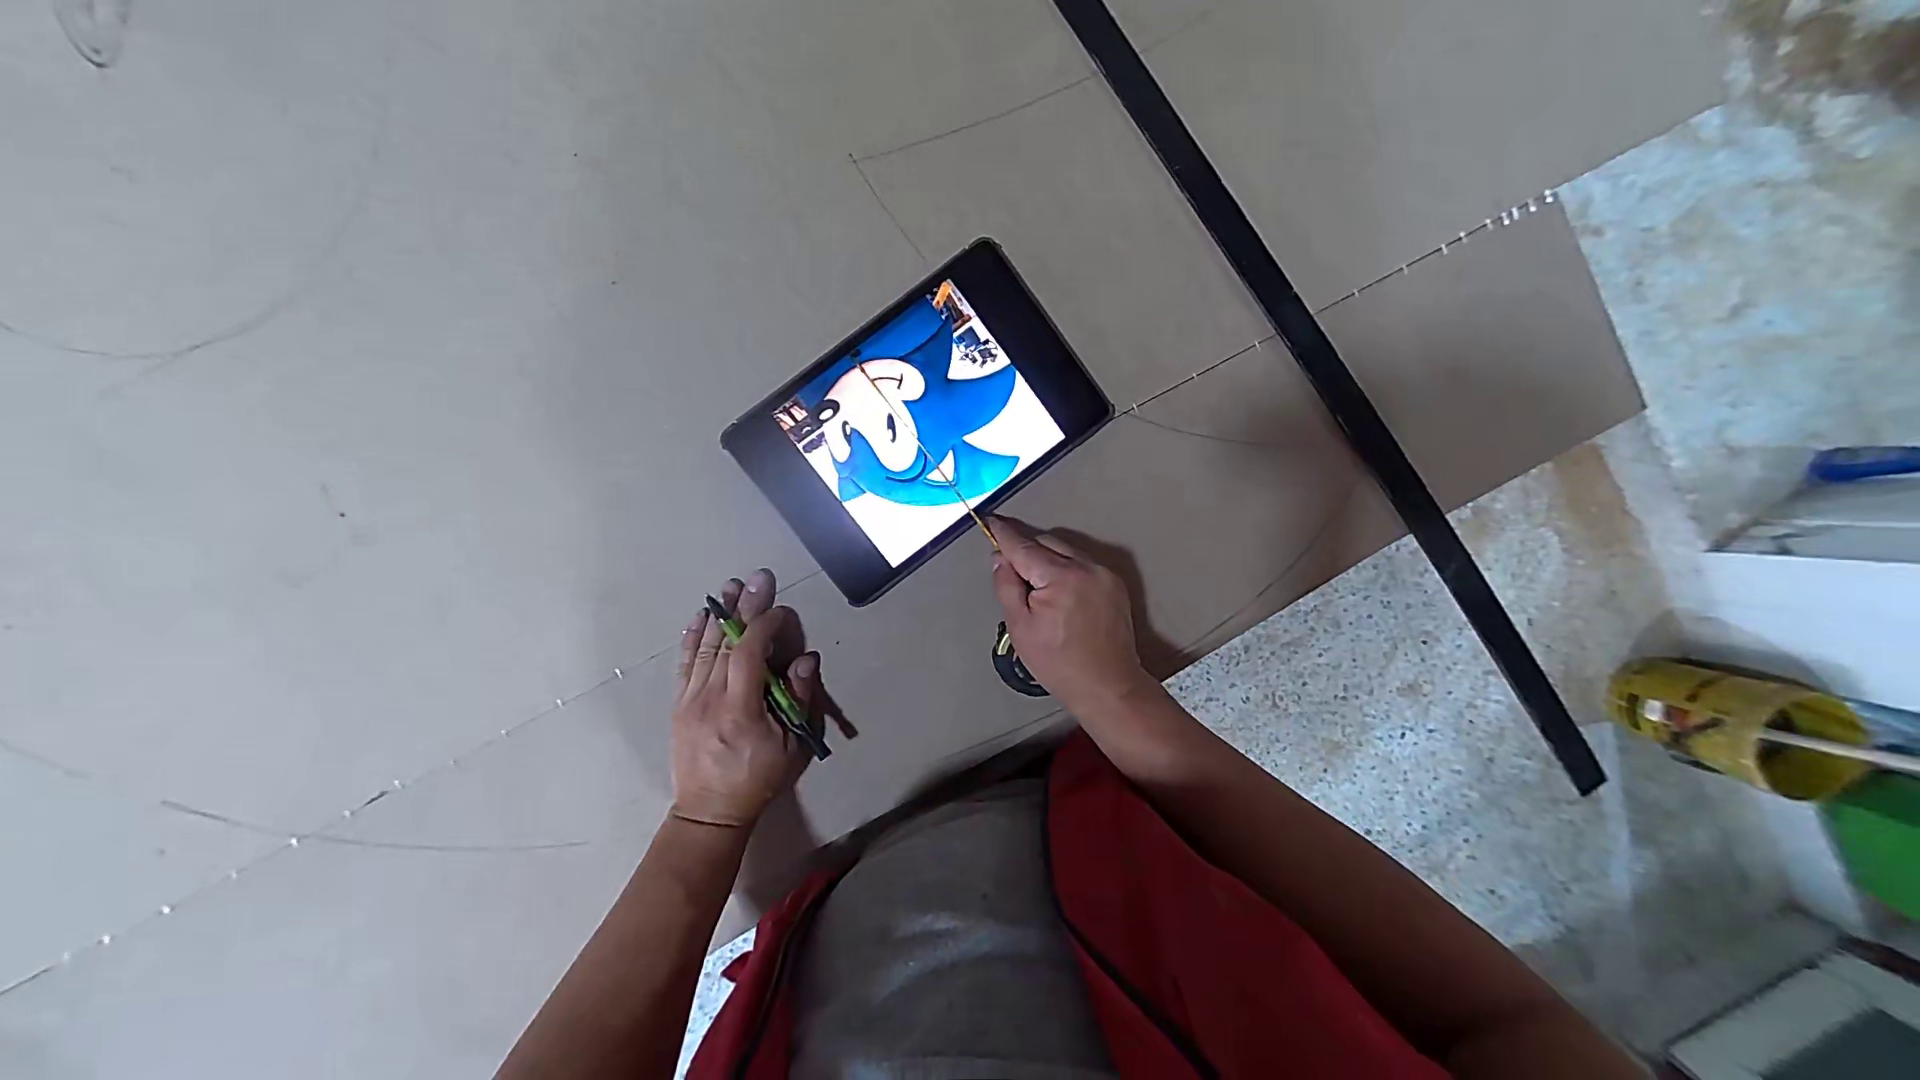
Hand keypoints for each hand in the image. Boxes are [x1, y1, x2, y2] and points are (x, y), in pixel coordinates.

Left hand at [668, 569, 820, 827]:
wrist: (710, 809)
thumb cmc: (758, 779)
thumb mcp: (791, 747)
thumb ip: (799, 700)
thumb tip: (805, 659)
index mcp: (740, 709)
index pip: (750, 653)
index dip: (766, 625)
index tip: (783, 611)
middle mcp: (710, 698)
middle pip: (727, 643)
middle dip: (744, 607)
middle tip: (758, 578)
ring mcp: (690, 699)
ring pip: (705, 648)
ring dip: (720, 614)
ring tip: (731, 587)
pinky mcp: (679, 703)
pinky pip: (685, 663)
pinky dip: (693, 637)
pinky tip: (700, 616)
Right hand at [988, 516, 1155, 713]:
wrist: (1107, 685)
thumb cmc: (1063, 664)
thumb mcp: (1020, 627)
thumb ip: (1007, 586)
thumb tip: (1001, 559)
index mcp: (1062, 577)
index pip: (1024, 546)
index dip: (1004, 533)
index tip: (991, 522)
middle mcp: (1087, 568)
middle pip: (1046, 542)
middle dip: (1026, 551)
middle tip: (1011, 573)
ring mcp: (1104, 575)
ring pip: (1065, 551)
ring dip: (1047, 559)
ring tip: (1039, 593)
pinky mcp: (1113, 584)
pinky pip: (1082, 563)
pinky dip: (1067, 569)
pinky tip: (1059, 595)